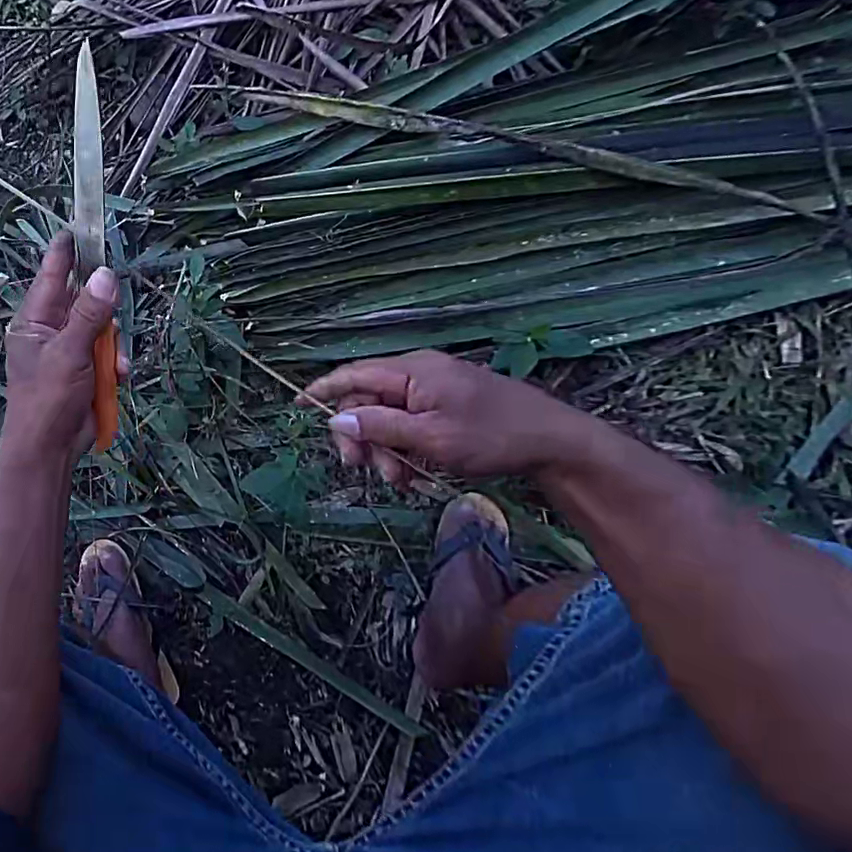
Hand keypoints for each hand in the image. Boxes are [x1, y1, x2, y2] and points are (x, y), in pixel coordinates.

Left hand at [1, 231, 128, 461]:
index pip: (52, 275)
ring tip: (113, 368)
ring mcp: (70, 351)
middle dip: (104, 315)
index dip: (67, 252)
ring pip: (103, 329)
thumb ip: (89, 314)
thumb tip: (106, 275)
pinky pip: (107, 354)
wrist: (50, 448)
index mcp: (34, 320)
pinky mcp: (85, 370)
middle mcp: (51, 330)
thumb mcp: (69, 352)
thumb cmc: (47, 398)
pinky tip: (116, 379)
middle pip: (86, 301)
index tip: (79, 228)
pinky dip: (114, 365)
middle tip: (111, 324)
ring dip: (112, 347)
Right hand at [304, 350, 597, 488]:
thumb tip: (336, 418)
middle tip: (365, 471)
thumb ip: (379, 426)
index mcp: (413, 370)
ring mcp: (434, 390)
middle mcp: (419, 373)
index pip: (354, 374)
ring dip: (387, 451)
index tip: (296, 405)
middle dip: (363, 438)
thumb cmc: (492, 436)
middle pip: (368, 401)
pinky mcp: (446, 406)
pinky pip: (410, 425)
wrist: (555, 442)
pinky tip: (417, 474)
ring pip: (388, 419)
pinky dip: (406, 450)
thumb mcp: (430, 437)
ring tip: (403, 481)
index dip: (323, 389)